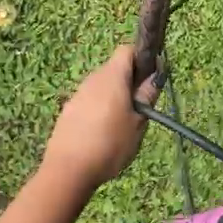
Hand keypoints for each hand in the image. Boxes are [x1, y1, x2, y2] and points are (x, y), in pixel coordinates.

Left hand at [41, 46, 156, 190]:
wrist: (67, 172)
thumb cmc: (110, 144)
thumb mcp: (138, 122)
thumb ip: (147, 95)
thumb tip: (156, 74)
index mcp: (113, 76)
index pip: (127, 50)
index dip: (140, 59)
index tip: (147, 81)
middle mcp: (93, 78)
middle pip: (114, 69)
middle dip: (127, 83)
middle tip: (136, 108)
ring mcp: (77, 95)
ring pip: (100, 87)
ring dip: (111, 98)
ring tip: (118, 126)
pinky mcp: (67, 112)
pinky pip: (88, 102)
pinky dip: (96, 111)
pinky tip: (98, 135)